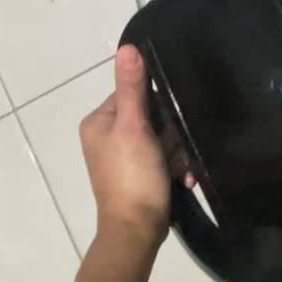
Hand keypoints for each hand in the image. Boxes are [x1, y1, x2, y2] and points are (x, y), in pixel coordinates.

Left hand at [80, 45, 170, 248]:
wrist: (137, 234)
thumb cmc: (133, 177)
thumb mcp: (134, 128)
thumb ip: (133, 87)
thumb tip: (126, 47)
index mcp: (99, 121)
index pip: (135, 93)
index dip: (158, 106)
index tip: (170, 123)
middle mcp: (106, 135)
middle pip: (151, 115)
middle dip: (171, 134)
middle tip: (176, 151)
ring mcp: (121, 156)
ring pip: (161, 137)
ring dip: (177, 152)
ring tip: (180, 169)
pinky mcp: (137, 173)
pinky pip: (162, 156)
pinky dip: (174, 165)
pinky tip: (183, 177)